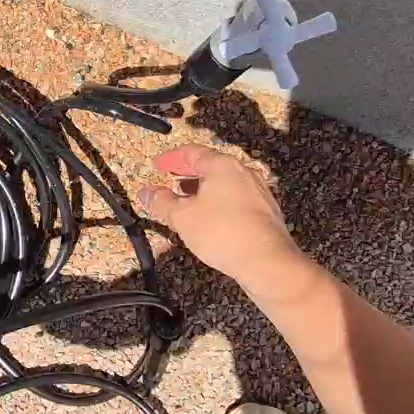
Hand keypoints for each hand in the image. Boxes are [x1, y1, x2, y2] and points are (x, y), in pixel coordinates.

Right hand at [137, 145, 316, 304]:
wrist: (268, 261)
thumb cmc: (222, 232)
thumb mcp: (183, 217)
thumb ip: (162, 202)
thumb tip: (146, 192)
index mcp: (222, 166)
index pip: (192, 152)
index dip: (171, 158)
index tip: (157, 164)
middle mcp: (243, 172)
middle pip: (210, 165)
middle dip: (187, 171)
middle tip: (170, 176)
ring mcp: (258, 191)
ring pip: (224, 182)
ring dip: (202, 187)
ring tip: (185, 198)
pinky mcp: (265, 210)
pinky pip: (235, 197)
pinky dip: (218, 199)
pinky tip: (209, 216)